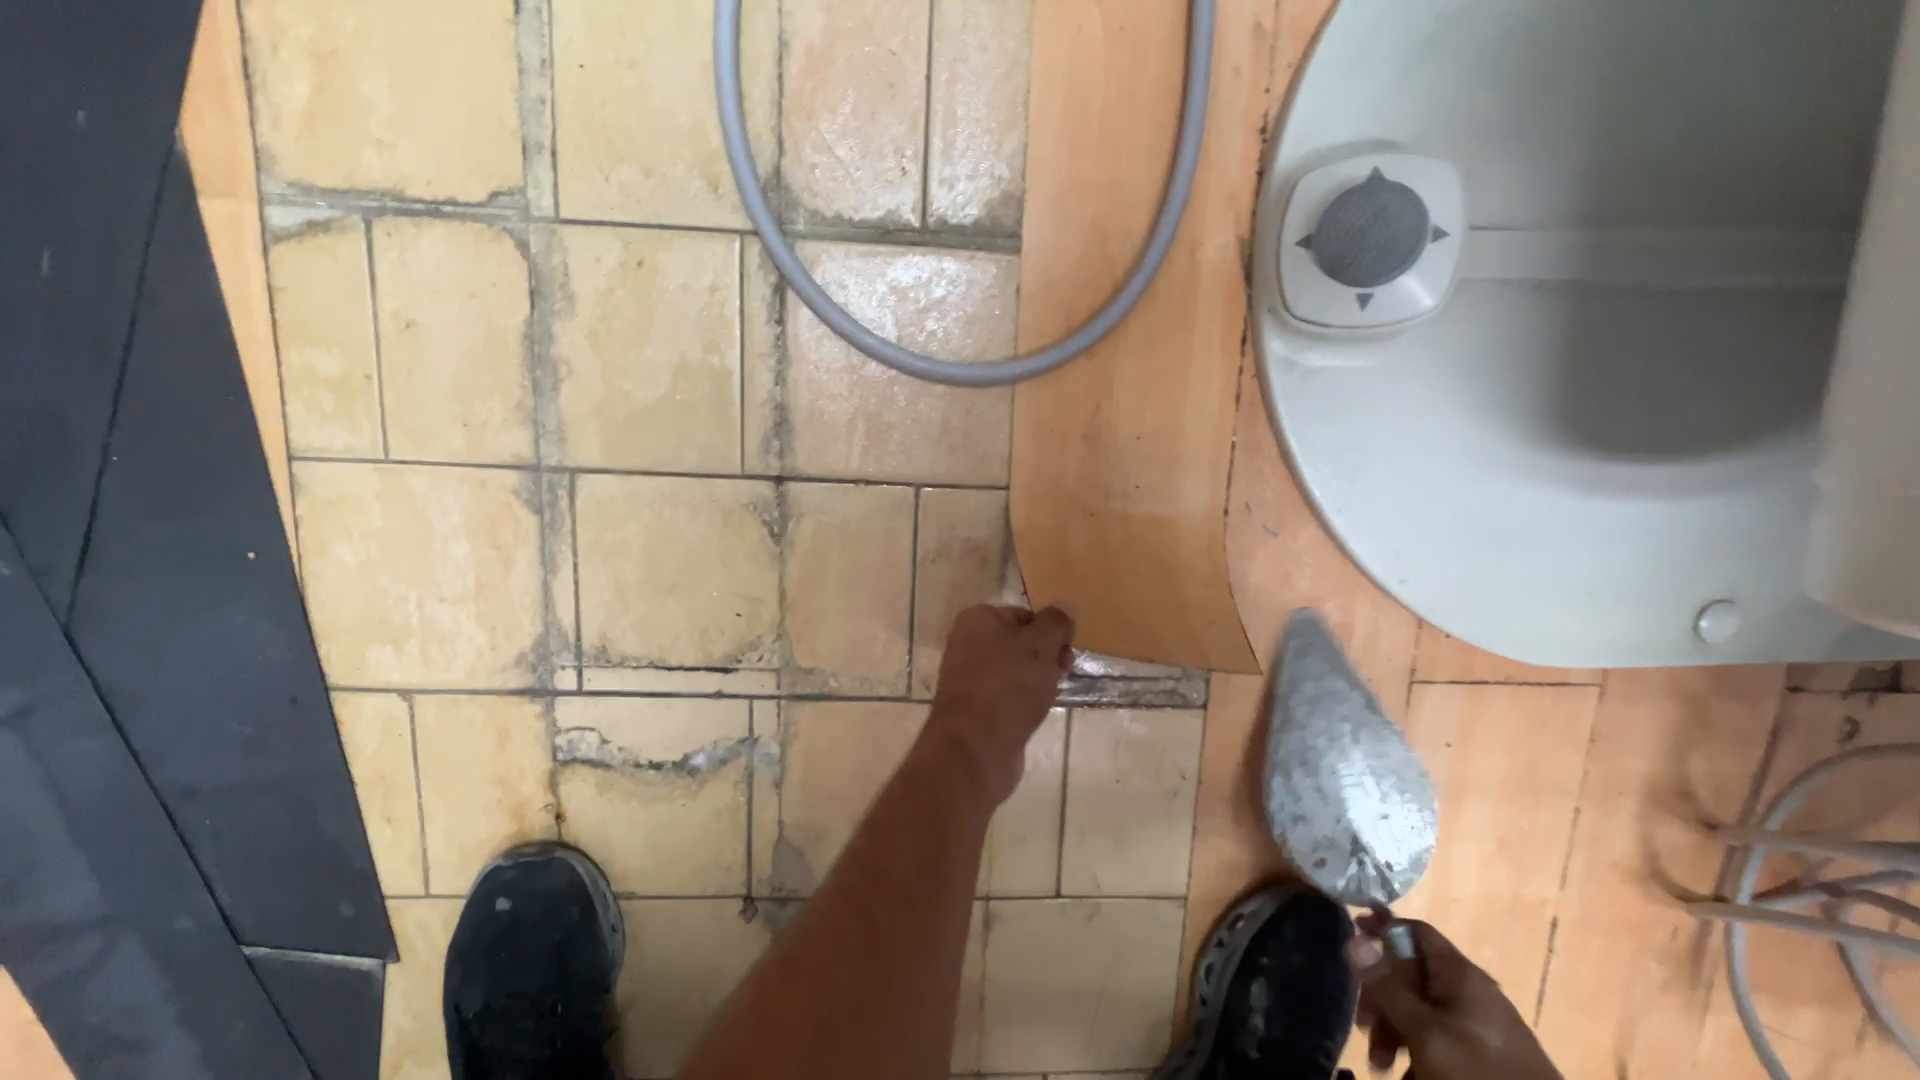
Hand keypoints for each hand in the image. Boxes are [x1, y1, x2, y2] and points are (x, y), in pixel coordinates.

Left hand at [922, 605, 1074, 803]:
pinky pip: (1007, 696)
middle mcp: (967, 644)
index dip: (1050, 629)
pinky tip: (1036, 711)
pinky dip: (1023, 701)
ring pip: (1014, 671)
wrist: (975, 747)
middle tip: (1064, 669)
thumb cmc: (1008, 685)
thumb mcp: (1040, 645)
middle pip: (1019, 643)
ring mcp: (968, 679)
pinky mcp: (975, 709)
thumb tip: (1066, 606)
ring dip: (1037, 680)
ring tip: (1050, 693)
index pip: (1023, 615)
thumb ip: (1056, 623)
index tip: (1067, 647)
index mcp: (977, 619)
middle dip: (1046, 655)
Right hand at [1347, 917, 1562, 1079]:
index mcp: (1460, 975)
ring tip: (1381, 1065)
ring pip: (1419, 1011)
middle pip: (1410, 975)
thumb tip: (1354, 941)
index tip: (1351, 939)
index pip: (1415, 931)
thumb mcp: (1424, 1031)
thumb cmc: (1479, 1074)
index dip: (1382, 928)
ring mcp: (1476, 1023)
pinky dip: (1417, 1052)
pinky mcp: (1482, 1052)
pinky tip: (1408, 1076)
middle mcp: (1468, 991)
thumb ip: (1388, 988)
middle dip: (1381, 999)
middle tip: (1363, 1026)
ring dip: (1393, 1032)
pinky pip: (1437, 1039)